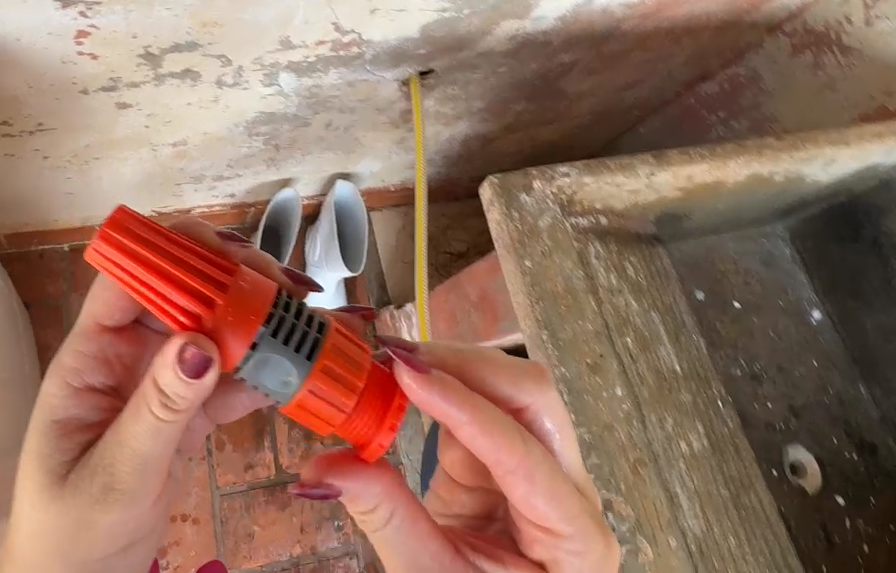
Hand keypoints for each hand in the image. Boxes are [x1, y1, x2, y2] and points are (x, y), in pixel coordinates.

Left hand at [0, 218, 322, 572]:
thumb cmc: (71, 535)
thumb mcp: (112, 476)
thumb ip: (157, 411)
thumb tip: (199, 343)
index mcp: (92, 354)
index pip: (129, 280)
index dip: (174, 255)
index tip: (228, 255)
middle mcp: (129, 354)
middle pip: (182, 293)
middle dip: (230, 280)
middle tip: (280, 286)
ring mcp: (163, 379)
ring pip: (213, 328)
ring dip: (256, 318)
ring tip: (301, 317)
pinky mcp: (191, 409)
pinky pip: (232, 376)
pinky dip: (264, 367)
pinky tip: (297, 363)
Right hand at [294, 340, 619, 572]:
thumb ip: (385, 516)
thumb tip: (320, 467)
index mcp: (575, 536)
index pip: (520, 453)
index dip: (461, 406)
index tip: (403, 371)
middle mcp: (570, 488)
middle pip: (532, 399)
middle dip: (465, 366)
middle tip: (398, 358)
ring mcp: (538, 462)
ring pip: (508, 387)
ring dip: (451, 366)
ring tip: (392, 361)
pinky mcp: (500, 452)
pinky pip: (475, 401)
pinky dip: (438, 382)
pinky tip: (401, 377)